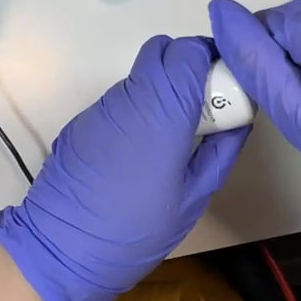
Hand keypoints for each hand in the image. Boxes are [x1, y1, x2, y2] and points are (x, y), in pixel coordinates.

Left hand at [0, 36, 250, 300]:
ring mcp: (98, 110)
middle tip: (203, 105)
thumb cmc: (135, 230)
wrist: (61, 249)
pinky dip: (136, 111)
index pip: (187, 51)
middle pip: (160, 53)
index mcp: (161, 113)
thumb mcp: (193, 197)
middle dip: (186, 66)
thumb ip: (220, 150)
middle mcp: (126, 99)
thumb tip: (239, 119)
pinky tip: (139, 151)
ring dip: (161, 91)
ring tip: (173, 134)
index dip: (209, 58)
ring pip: (138, 78)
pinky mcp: (80, 124)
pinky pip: (117, 102)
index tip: (223, 85)